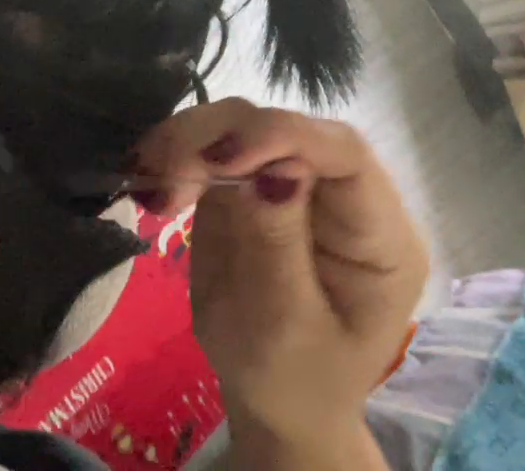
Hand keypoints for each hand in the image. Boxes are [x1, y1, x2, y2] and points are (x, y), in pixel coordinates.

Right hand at [132, 100, 425, 464]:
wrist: (268, 399)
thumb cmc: (290, 375)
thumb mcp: (283, 322)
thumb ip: (276, 241)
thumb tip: (268, 167)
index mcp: (377, 234)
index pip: (340, 152)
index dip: (279, 136)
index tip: (216, 161)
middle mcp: (338, 196)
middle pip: (281, 128)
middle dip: (217, 139)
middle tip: (163, 178)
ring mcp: (289, 186)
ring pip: (237, 125)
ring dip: (186, 141)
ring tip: (147, 179)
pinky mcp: (245, 187)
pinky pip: (208, 146)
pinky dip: (173, 152)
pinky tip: (147, 175)